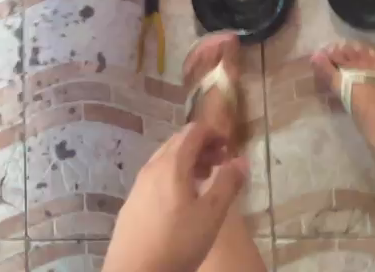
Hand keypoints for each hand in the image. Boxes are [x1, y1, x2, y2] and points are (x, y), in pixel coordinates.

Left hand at [102, 121, 248, 271]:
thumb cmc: (176, 243)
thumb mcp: (211, 216)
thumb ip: (228, 184)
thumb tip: (242, 160)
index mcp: (172, 163)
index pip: (194, 131)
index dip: (214, 132)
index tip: (229, 146)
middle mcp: (152, 166)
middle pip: (179, 142)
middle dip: (202, 145)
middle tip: (221, 162)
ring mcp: (139, 185)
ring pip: (166, 159)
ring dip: (188, 161)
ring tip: (204, 180)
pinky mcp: (132, 203)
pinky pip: (156, 176)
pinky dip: (173, 176)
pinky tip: (180, 200)